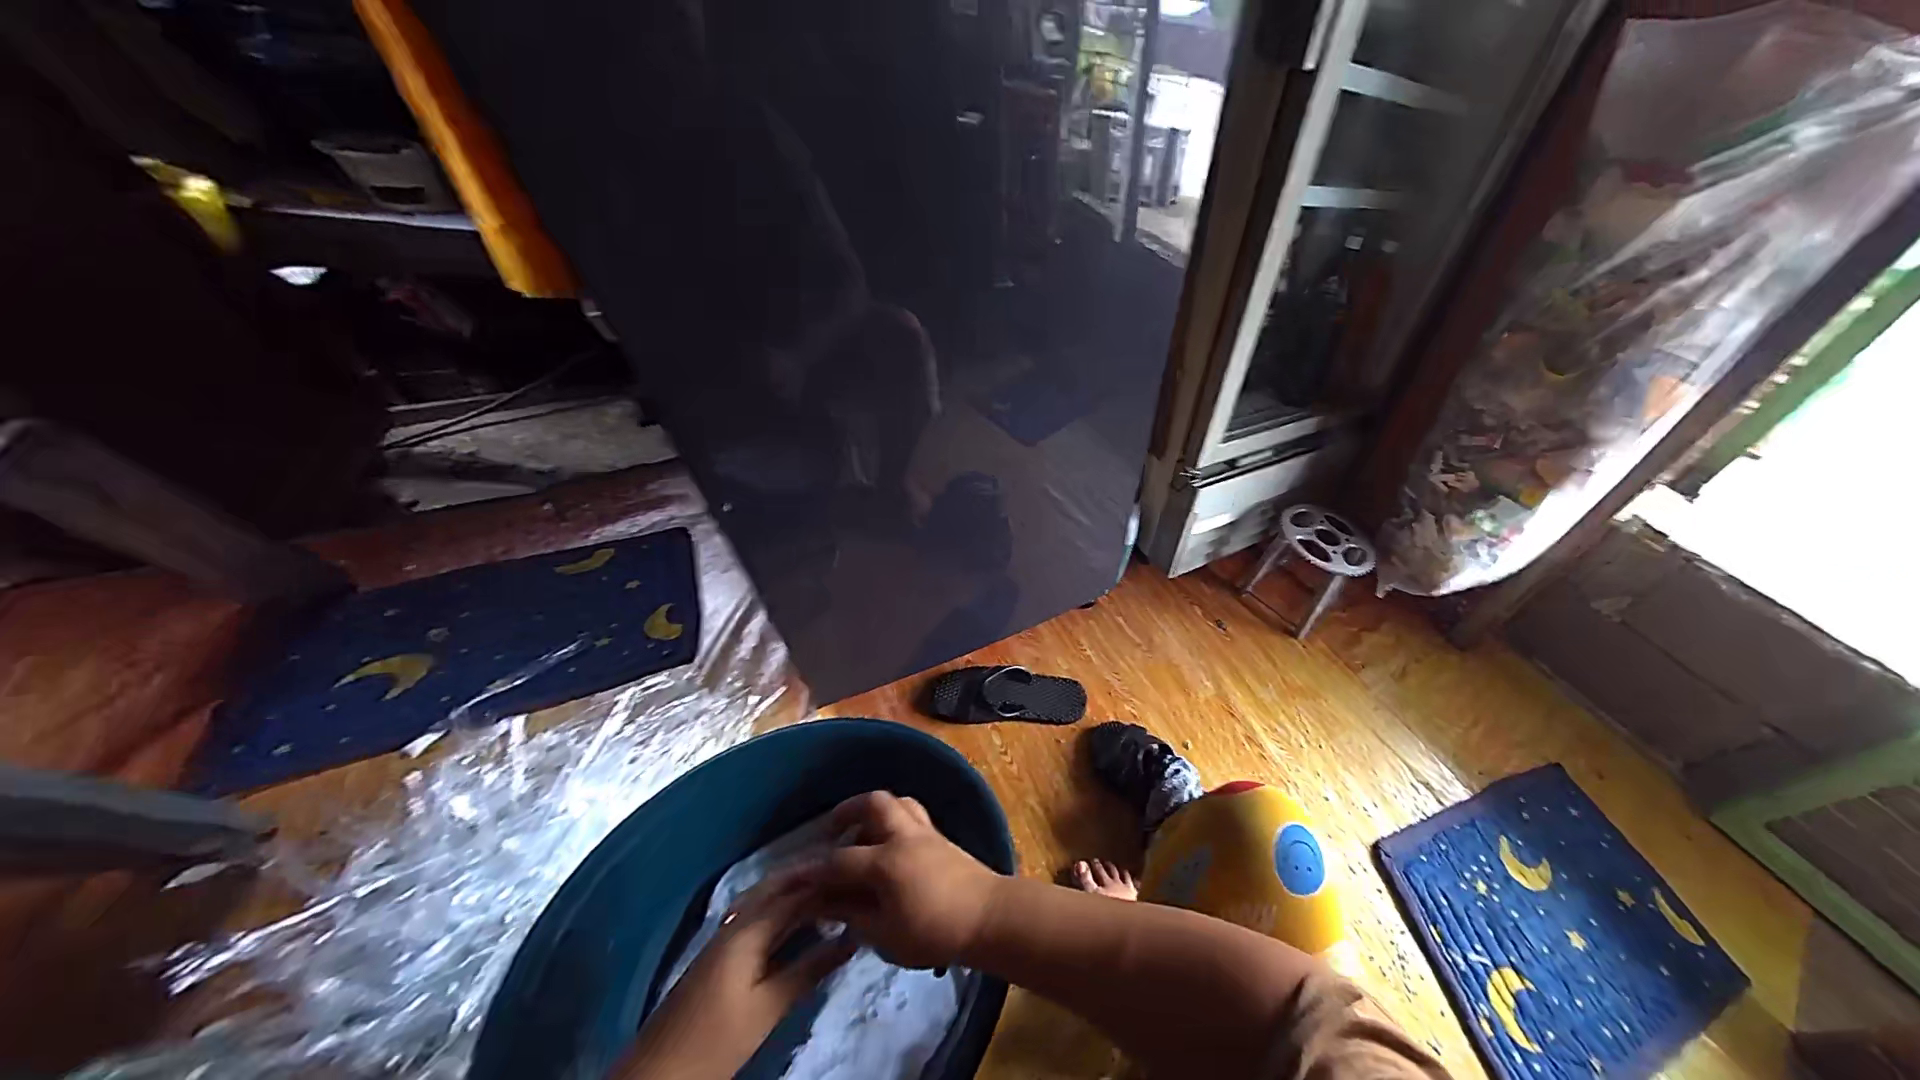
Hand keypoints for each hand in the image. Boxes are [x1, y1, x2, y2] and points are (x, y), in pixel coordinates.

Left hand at [615, 876, 853, 1079]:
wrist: (659, 1071)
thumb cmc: (717, 1040)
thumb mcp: (768, 1008)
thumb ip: (808, 969)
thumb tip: (851, 939)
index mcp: (748, 930)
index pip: (795, 893)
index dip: (829, 881)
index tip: (860, 876)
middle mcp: (735, 923)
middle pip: (777, 887)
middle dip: (811, 876)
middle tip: (847, 872)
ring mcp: (725, 936)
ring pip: (765, 898)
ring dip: (796, 889)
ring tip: (831, 888)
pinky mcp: (721, 953)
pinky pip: (758, 914)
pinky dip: (782, 908)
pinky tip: (797, 917)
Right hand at [799, 791, 1003, 969]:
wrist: (990, 918)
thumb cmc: (935, 931)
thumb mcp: (885, 934)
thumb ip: (853, 913)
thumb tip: (825, 902)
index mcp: (886, 861)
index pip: (841, 860)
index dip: (814, 868)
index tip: (795, 875)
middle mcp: (904, 835)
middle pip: (873, 804)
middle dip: (847, 810)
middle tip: (832, 827)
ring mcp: (926, 832)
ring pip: (897, 803)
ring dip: (875, 811)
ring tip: (863, 831)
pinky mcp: (942, 838)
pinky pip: (913, 815)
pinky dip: (895, 820)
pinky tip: (891, 843)